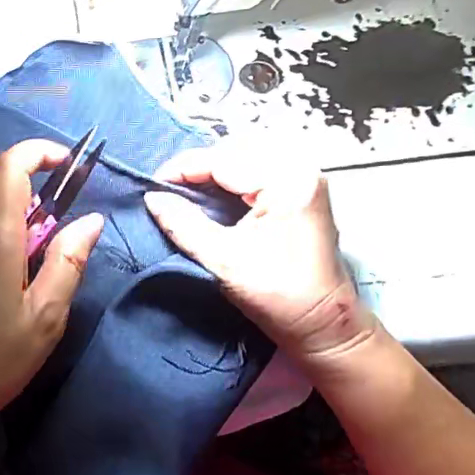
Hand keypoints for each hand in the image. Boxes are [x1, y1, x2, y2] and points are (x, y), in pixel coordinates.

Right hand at [143, 144, 375, 371]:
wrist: (323, 325)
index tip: (152, 188)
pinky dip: (232, 176)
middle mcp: (301, 169)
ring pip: (246, 154)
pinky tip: (213, 194)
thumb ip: (183, 223)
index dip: (182, 169)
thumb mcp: (222, 259)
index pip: (223, 159)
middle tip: (169, 190)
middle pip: (235, 149)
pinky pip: (258, 167)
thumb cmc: (278, 295)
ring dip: (214, 169)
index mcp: (286, 182)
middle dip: (198, 166)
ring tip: (187, 191)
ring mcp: (305, 178)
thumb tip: (152, 198)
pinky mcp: (302, 190)